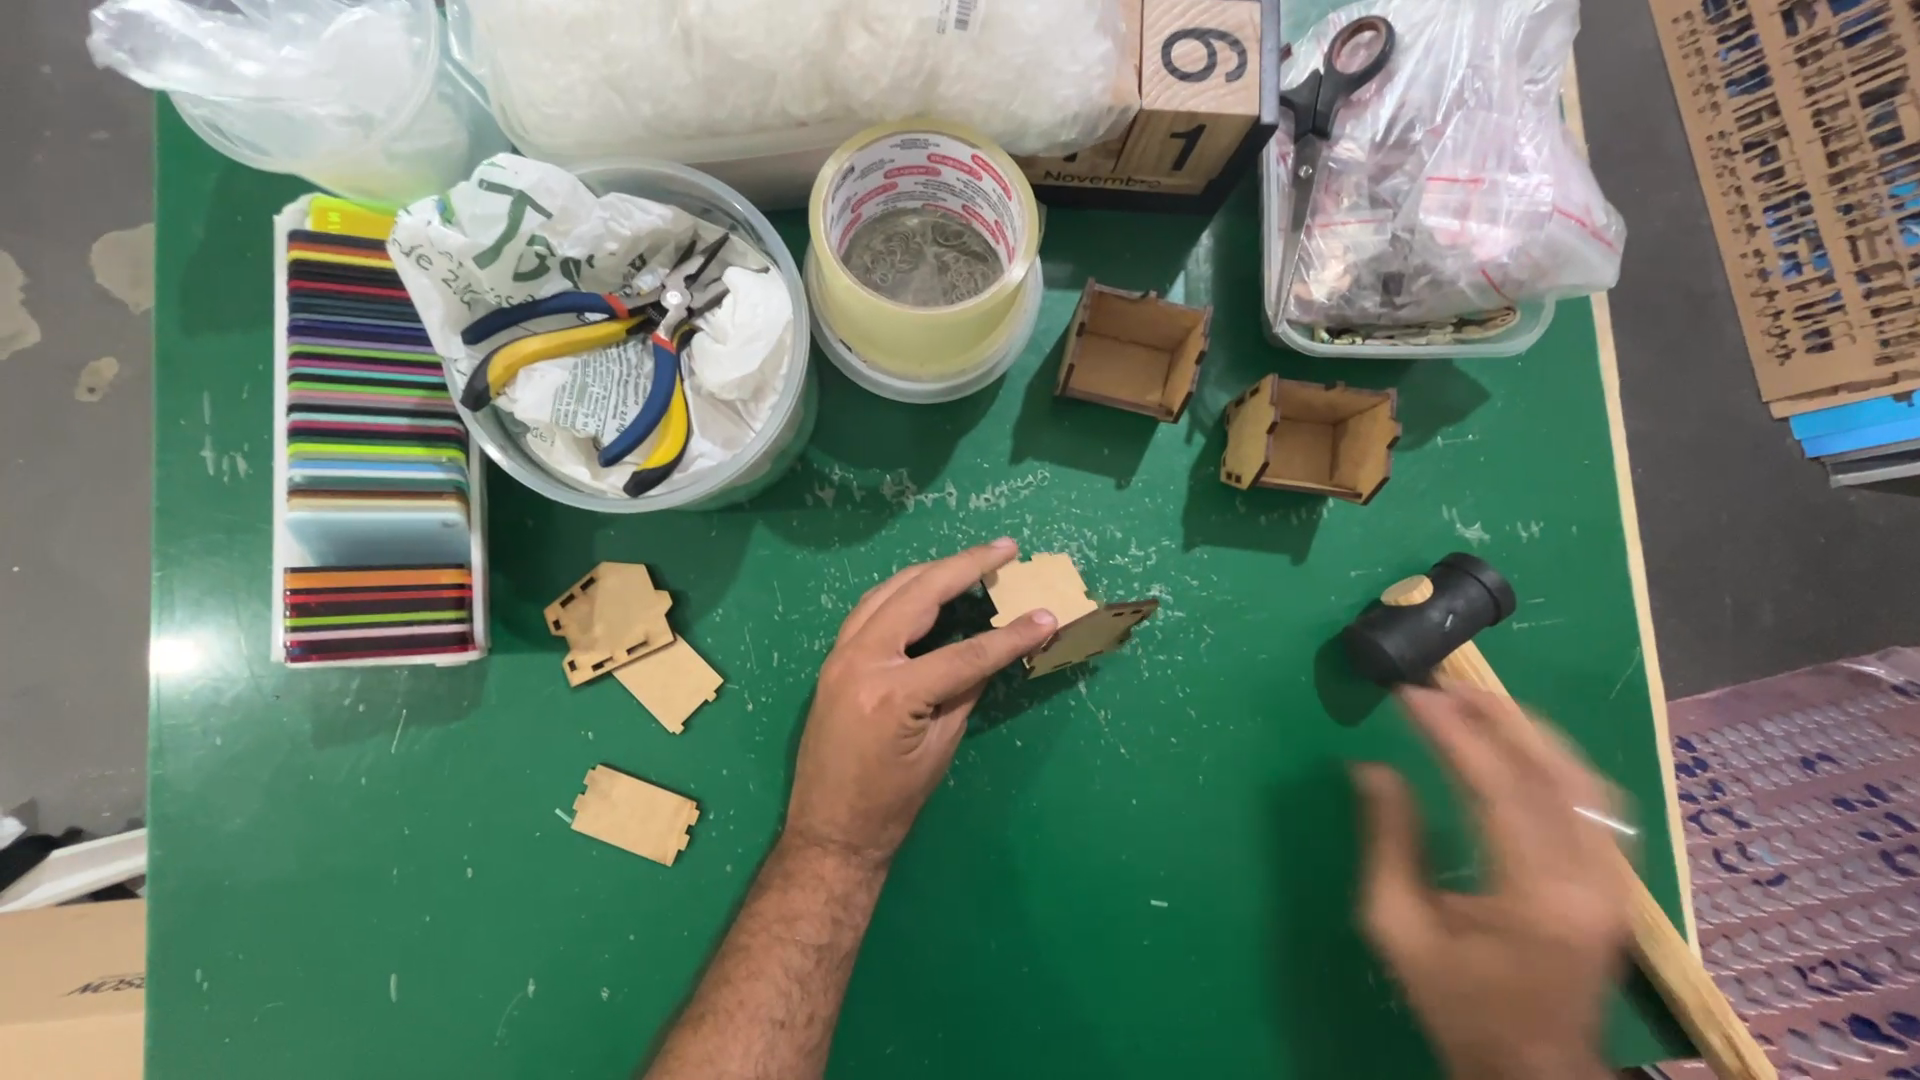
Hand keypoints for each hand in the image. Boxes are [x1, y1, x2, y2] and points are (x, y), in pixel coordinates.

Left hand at [785, 539, 1057, 867]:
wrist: (830, 830)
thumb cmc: (891, 803)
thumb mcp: (940, 748)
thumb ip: (966, 690)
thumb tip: (992, 651)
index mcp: (893, 693)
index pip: (965, 653)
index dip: (1010, 636)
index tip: (1046, 616)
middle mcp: (861, 661)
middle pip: (919, 595)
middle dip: (965, 566)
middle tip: (1004, 548)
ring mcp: (840, 656)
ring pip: (888, 591)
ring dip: (931, 571)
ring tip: (971, 560)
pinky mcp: (834, 660)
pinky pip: (869, 610)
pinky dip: (901, 592)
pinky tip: (924, 586)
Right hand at [1354, 687, 1627, 1079]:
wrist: (1530, 1066)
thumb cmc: (1454, 1001)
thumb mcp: (1396, 925)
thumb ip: (1388, 840)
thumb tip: (1372, 767)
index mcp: (1534, 894)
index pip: (1497, 786)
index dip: (1452, 731)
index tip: (1410, 694)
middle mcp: (1590, 879)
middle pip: (1552, 772)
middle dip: (1495, 716)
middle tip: (1443, 681)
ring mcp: (1613, 881)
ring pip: (1582, 780)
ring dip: (1528, 731)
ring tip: (1474, 700)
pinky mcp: (1613, 882)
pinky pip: (1590, 801)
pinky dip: (1550, 759)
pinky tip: (1516, 745)